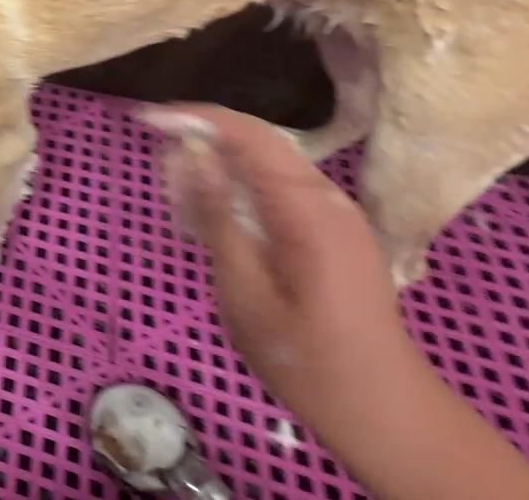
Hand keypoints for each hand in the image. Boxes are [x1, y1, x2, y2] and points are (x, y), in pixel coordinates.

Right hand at [140, 105, 426, 431]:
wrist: (383, 412)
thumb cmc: (305, 357)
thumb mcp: (245, 288)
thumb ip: (217, 215)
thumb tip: (188, 154)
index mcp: (309, 209)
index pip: (248, 135)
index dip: (194, 117)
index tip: (145, 120)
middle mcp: (327, 199)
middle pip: (257, 143)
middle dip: (201, 139)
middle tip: (155, 166)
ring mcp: (334, 215)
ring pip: (266, 165)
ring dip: (217, 165)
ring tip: (174, 193)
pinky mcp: (331, 232)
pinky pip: (277, 190)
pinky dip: (238, 188)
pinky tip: (210, 215)